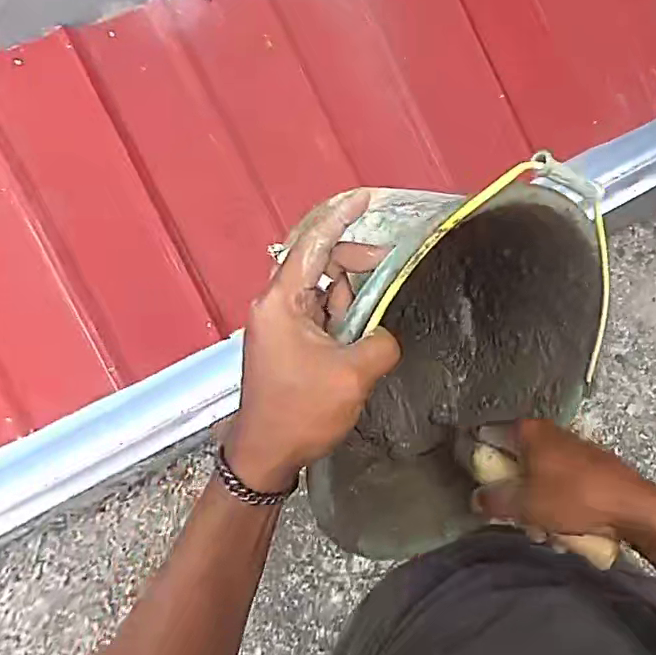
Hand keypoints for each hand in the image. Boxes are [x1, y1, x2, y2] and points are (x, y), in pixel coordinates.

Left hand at [229, 190, 401, 492]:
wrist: (264, 456)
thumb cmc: (300, 413)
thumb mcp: (353, 375)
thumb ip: (381, 341)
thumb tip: (383, 332)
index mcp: (281, 303)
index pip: (313, 244)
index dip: (341, 217)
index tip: (366, 198)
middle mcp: (276, 304)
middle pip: (321, 261)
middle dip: (357, 260)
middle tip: (391, 264)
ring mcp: (282, 322)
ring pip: (324, 287)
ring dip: (353, 292)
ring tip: (376, 310)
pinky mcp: (290, 340)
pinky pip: (322, 310)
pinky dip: (345, 311)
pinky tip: (362, 326)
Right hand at [471, 419, 655, 540]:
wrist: (632, 506)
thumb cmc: (574, 497)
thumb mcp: (525, 505)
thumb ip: (494, 501)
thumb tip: (476, 497)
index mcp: (529, 431)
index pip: (490, 435)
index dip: (480, 459)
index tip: (478, 484)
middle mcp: (548, 432)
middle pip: (515, 460)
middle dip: (514, 492)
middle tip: (517, 518)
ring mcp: (570, 448)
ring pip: (538, 477)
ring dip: (536, 505)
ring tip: (546, 530)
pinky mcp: (587, 466)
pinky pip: (559, 485)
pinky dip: (557, 505)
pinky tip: (566, 528)